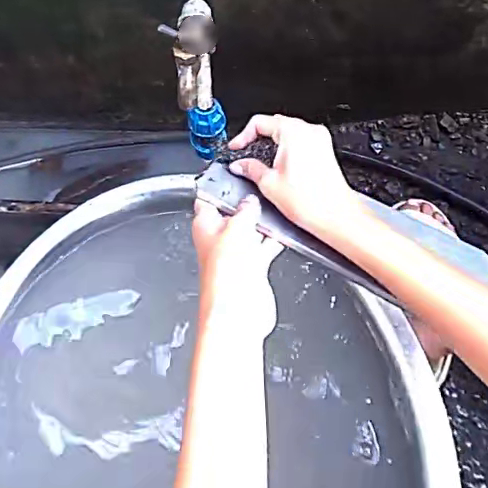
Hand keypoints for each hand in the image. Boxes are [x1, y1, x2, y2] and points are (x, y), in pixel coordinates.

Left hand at [192, 195, 283, 340]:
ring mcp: (235, 253)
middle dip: (246, 204)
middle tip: (261, 192)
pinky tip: (283, 233)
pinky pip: (263, 246)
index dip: (218, 187)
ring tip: (275, 209)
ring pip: (249, 229)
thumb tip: (249, 201)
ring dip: (261, 222)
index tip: (232, 175)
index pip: (208, 199)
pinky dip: (272, 240)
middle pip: (232, 213)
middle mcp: (218, 238)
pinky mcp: (251, 266)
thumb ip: (245, 211)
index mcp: (205, 225)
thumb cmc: (224, 274)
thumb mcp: (236, 229)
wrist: (237, 312)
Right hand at [228, 114, 357, 229]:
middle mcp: (309, 131)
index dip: (242, 135)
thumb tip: (239, 165)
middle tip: (245, 151)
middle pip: (274, 123)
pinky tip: (281, 164)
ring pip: (287, 130)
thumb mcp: (269, 184)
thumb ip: (249, 168)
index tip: (236, 147)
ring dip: (272, 141)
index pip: (258, 122)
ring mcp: (319, 139)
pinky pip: (300, 139)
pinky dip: (287, 146)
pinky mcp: (325, 150)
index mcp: (292, 133)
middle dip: (256, 136)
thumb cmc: (311, 202)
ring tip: (262, 159)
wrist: (338, 217)